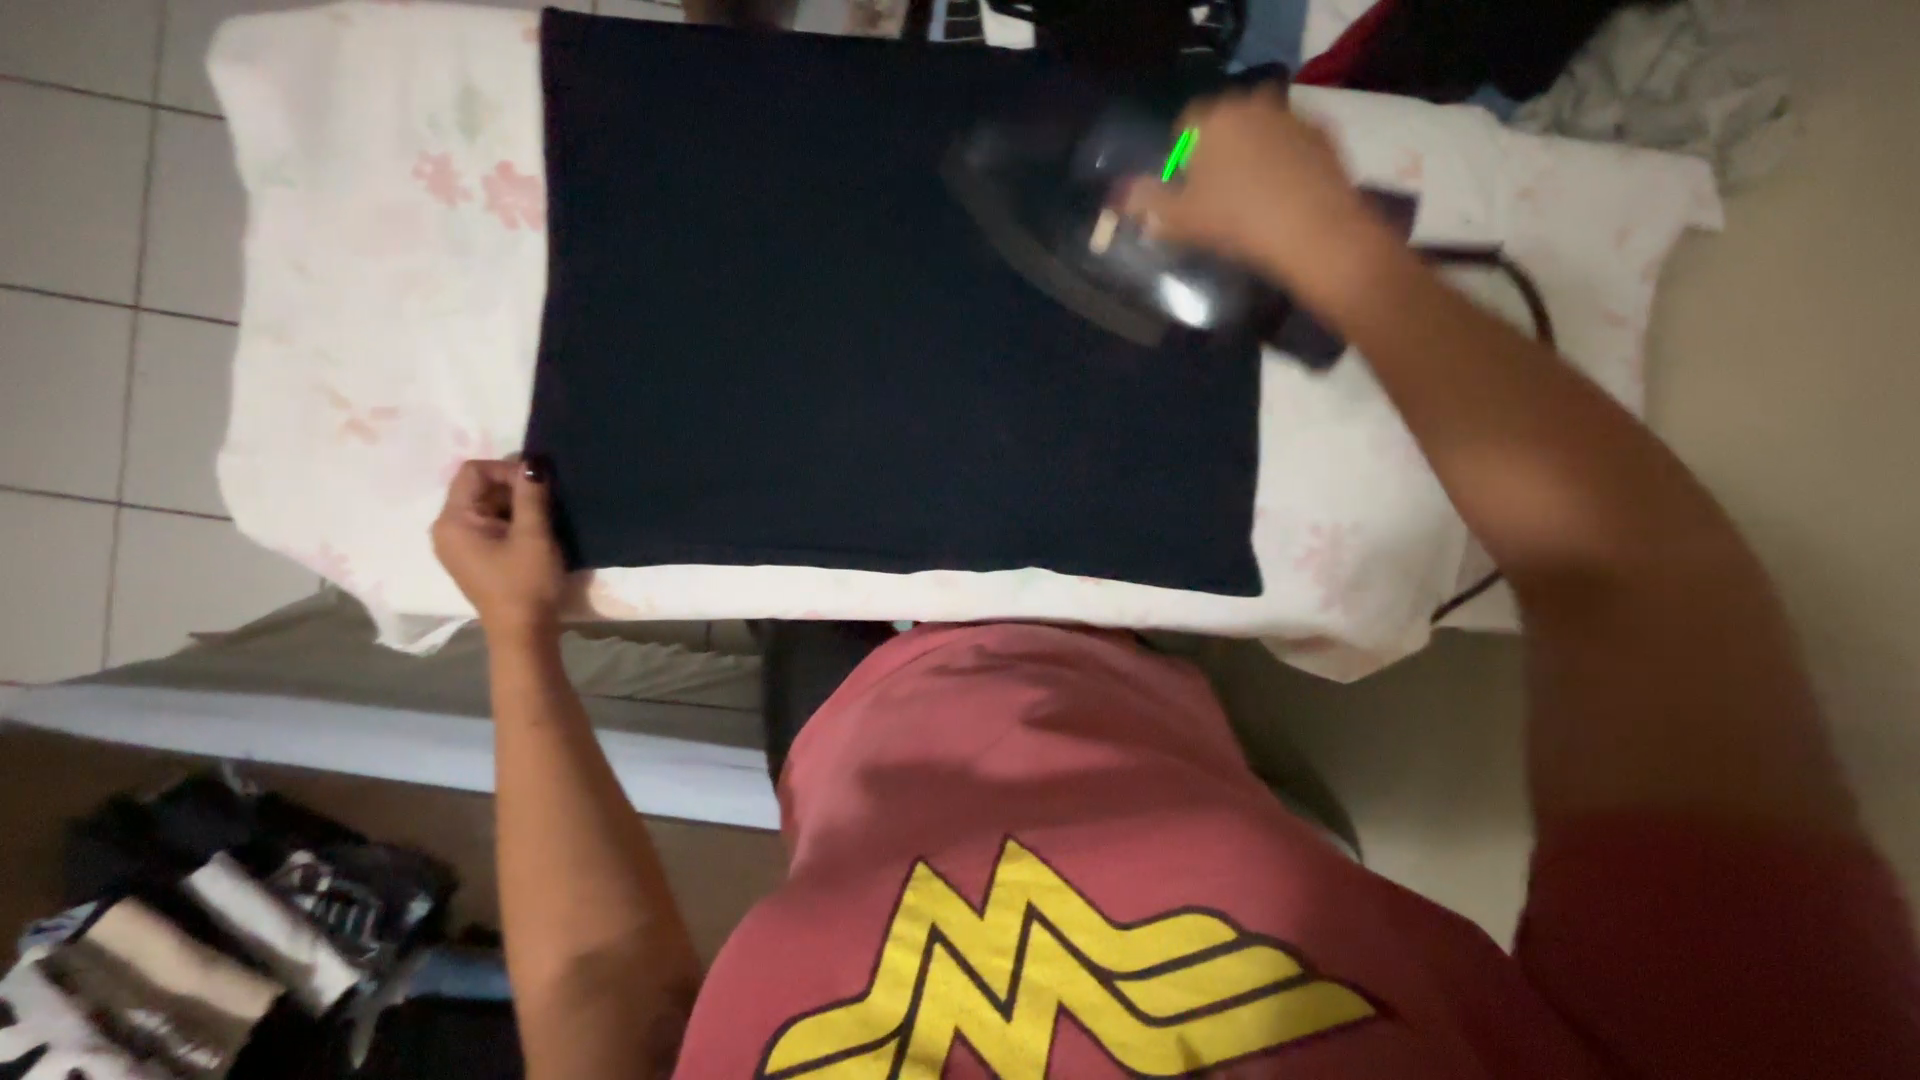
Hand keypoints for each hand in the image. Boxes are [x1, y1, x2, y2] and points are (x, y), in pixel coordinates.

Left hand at [432, 458, 566, 638]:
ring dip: (515, 503)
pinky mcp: (472, 555)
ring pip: (486, 505)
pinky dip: (511, 519)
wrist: (523, 631)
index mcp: (453, 520)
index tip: (539, 485)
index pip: (473, 471)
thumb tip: (534, 462)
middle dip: (512, 487)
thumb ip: (531, 494)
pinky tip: (533, 532)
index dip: (507, 469)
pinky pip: (488, 523)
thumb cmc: (526, 582)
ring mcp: (457, 544)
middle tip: (547, 500)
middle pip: (477, 487)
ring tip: (543, 517)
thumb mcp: (534, 534)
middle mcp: (446, 528)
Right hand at [1122, 86, 1383, 288]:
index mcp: (1213, 118)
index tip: (1184, 185)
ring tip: (1251, 194)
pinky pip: (1292, 144)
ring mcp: (1292, 116)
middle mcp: (1253, 104)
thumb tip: (1119, 196)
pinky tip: (1283, 195)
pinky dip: (1285, 161)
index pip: (1185, 124)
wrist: (1313, 231)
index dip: (1181, 155)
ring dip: (1252, 152)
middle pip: (1225, 122)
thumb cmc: (1235, 221)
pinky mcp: (1323, 135)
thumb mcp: (1180, 220)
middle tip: (1216, 190)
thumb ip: (1146, 204)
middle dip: (1218, 148)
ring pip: (1261, 130)